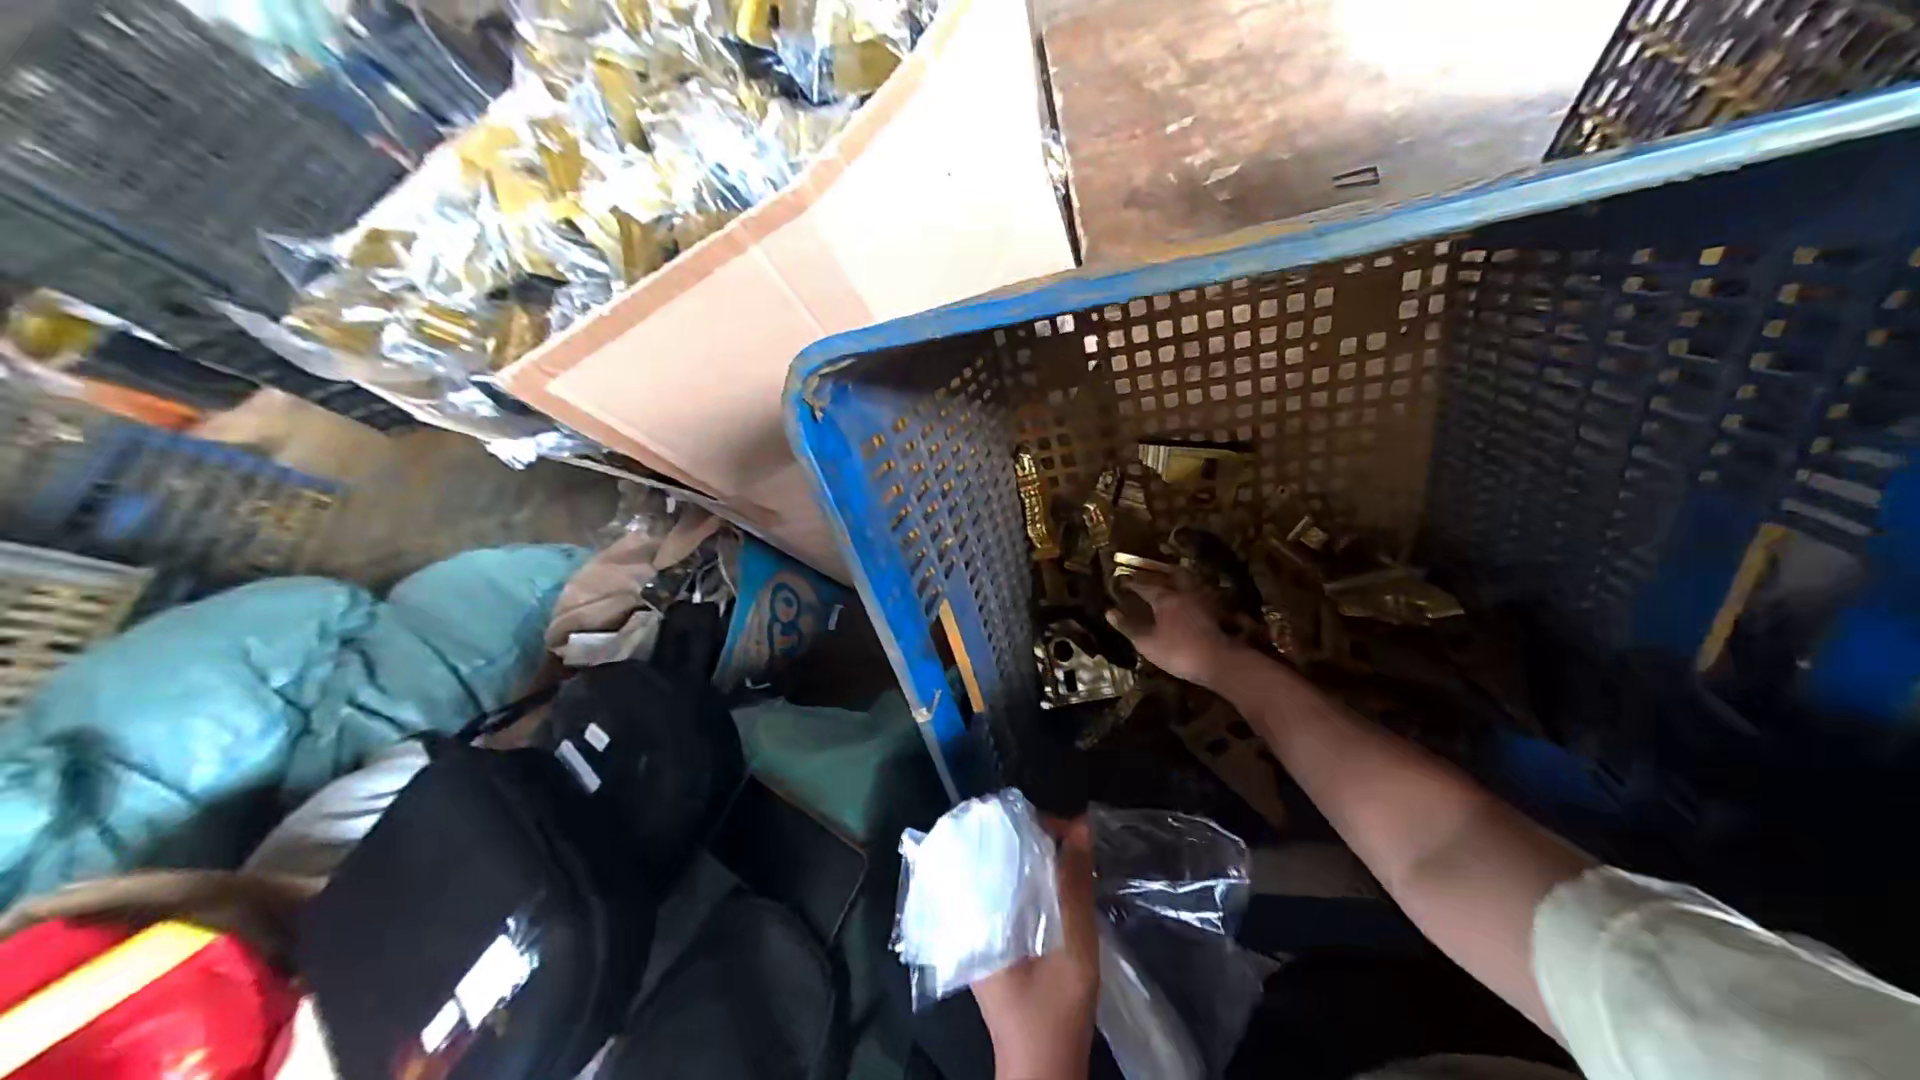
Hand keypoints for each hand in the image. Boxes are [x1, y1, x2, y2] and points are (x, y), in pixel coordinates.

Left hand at [972, 817, 1099, 1079]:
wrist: (1043, 1069)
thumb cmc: (1054, 1010)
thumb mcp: (1073, 945)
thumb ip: (1073, 886)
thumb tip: (1078, 825)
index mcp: (974, 912)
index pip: (987, 845)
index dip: (1023, 826)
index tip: (1060, 822)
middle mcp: (966, 914)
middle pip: (991, 855)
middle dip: (1027, 836)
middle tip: (1066, 831)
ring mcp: (976, 928)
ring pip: (998, 872)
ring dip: (1029, 856)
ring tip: (1062, 845)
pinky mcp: (989, 939)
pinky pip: (1004, 892)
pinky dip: (1026, 877)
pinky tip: (1050, 874)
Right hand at [1105, 571, 1250, 688]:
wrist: (1219, 662)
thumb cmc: (1178, 652)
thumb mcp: (1146, 643)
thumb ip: (1128, 627)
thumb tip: (1110, 612)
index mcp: (1164, 598)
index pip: (1144, 586)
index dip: (1132, 584)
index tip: (1122, 583)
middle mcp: (1183, 593)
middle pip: (1171, 575)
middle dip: (1159, 573)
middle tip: (1149, 573)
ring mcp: (1202, 600)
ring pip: (1189, 582)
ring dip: (1178, 579)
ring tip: (1170, 582)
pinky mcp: (1214, 611)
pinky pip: (1200, 594)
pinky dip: (1192, 592)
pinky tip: (1190, 600)